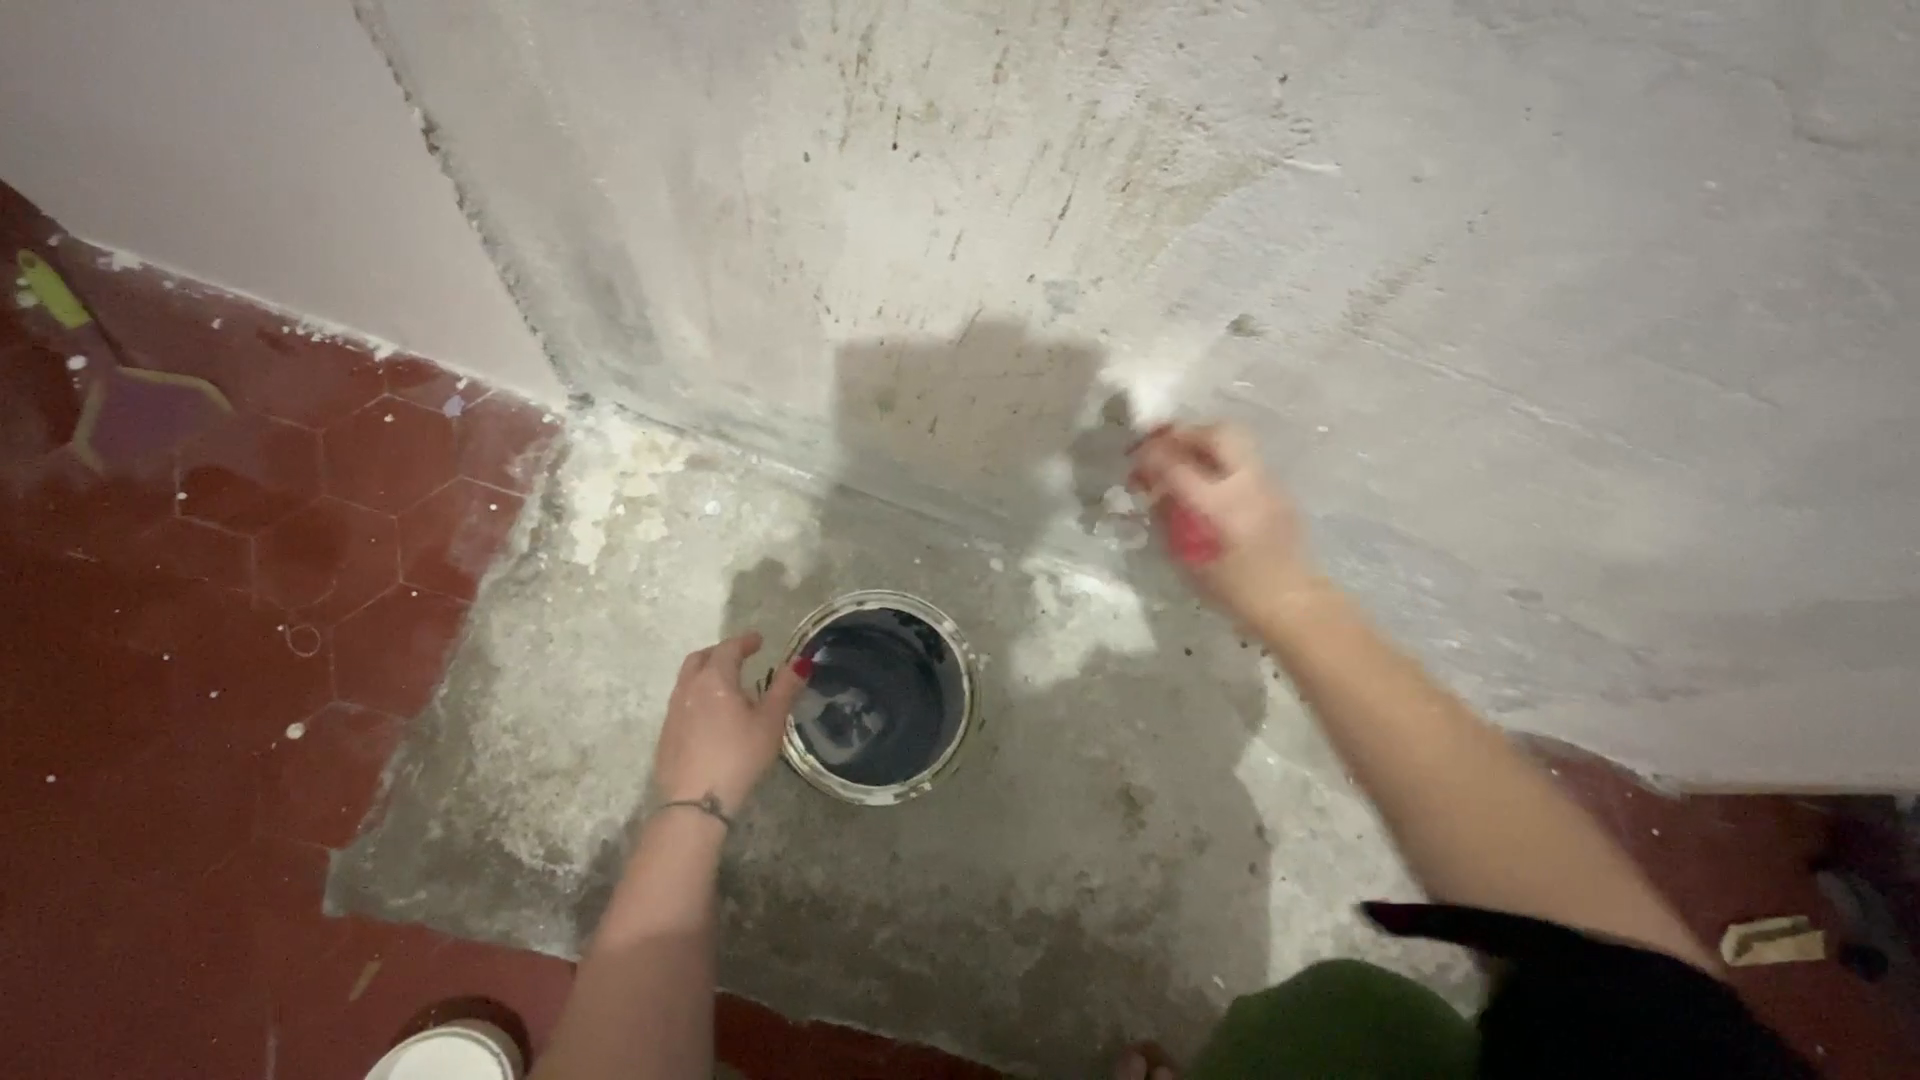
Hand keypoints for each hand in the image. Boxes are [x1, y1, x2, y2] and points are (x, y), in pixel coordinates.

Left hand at [651, 631, 807, 816]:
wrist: (696, 802)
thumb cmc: (739, 756)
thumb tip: (801, 661)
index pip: (728, 648)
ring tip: (725, 684)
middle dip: (719, 652)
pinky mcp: (666, 734)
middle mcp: (688, 688)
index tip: (758, 640)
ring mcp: (673, 712)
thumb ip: (785, 688)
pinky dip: (696, 695)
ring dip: (705, 673)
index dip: (744, 641)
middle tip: (739, 657)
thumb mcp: (770, 721)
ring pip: (687, 680)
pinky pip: (681, 702)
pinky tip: (709, 715)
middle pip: (700, 658)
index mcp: (715, 679)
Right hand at [1129, 422, 1315, 624]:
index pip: (1176, 465)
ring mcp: (1268, 481)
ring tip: (1187, 458)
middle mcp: (1245, 484)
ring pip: (1236, 440)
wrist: (1290, 600)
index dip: (1152, 454)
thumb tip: (1152, 490)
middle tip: (1164, 444)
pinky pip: (1246, 459)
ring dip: (1206, 442)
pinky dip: (1223, 459)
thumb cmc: (1232, 589)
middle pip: (1215, 433)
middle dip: (1185, 433)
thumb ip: (1167, 518)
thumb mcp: (1186, 558)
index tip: (1136, 455)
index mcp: (1217, 507)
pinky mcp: (1279, 487)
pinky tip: (1212, 480)